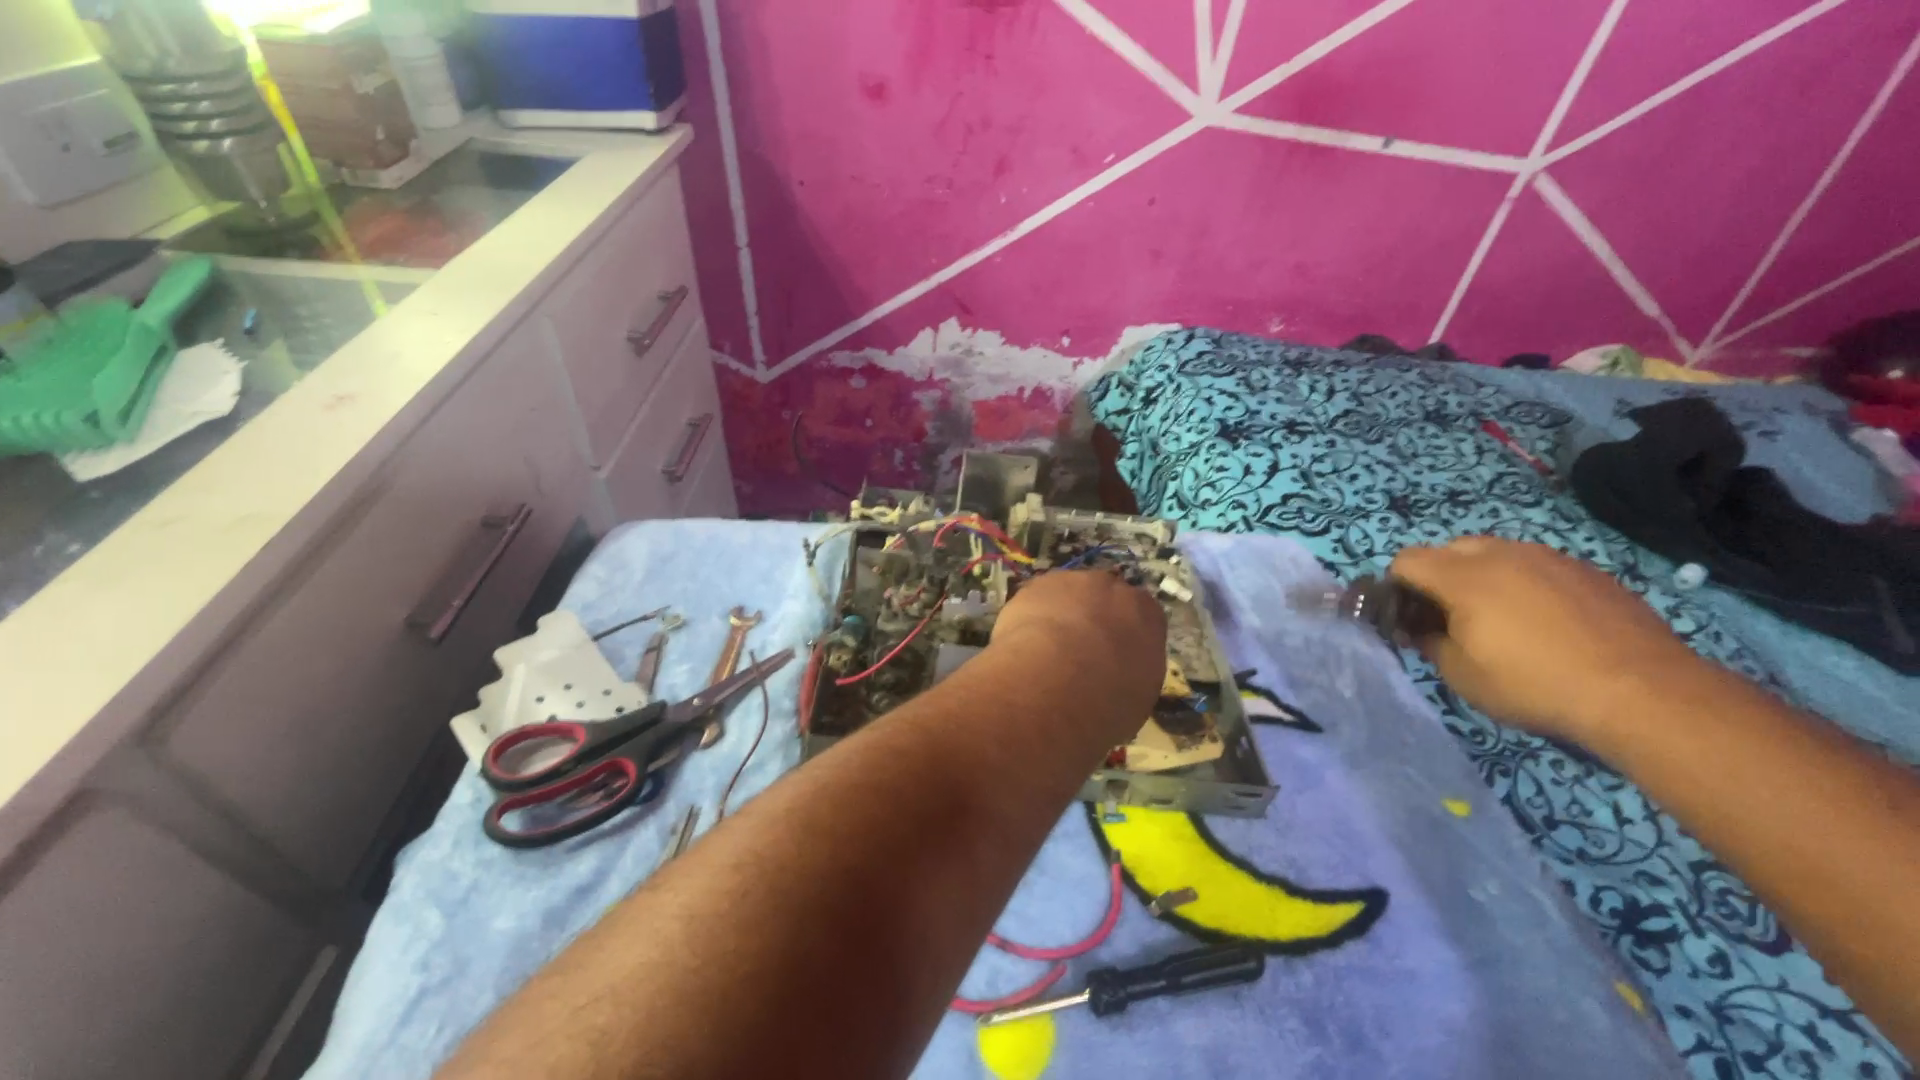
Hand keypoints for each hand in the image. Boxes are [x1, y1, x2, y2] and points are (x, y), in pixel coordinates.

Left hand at [991, 570, 1167, 731]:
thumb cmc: (1107, 702)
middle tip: (1075, 654)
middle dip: (1092, 621)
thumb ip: (1131, 675)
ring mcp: (1076, 582)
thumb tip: (1117, 679)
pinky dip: (1031, 615)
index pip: (1142, 618)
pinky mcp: (1039, 584)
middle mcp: (1117, 591)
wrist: (1057, 684)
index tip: (1111, 657)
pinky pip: (1038, 598)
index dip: (1123, 637)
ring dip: (1060, 616)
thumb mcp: (1135, 699)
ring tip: (1043, 651)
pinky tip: (1022, 643)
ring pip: (1069, 595)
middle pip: (1105, 600)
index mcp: (1148, 618)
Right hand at [1390, 537, 1704, 741]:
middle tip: (1451, 621)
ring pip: (1496, 554)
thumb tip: (1419, 629)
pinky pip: (1536, 566)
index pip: (1406, 560)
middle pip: (1448, 550)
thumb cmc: (1533, 684)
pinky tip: (1547, 625)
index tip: (1410, 623)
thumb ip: (1429, 643)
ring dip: (1483, 579)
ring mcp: (1548, 557)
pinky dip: (1525, 586)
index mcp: (1462, 576)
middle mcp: (1502, 553)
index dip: (1397, 589)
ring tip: (1501, 622)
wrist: (1639, 690)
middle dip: (1438, 579)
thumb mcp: (1462, 676)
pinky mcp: (1586, 569)